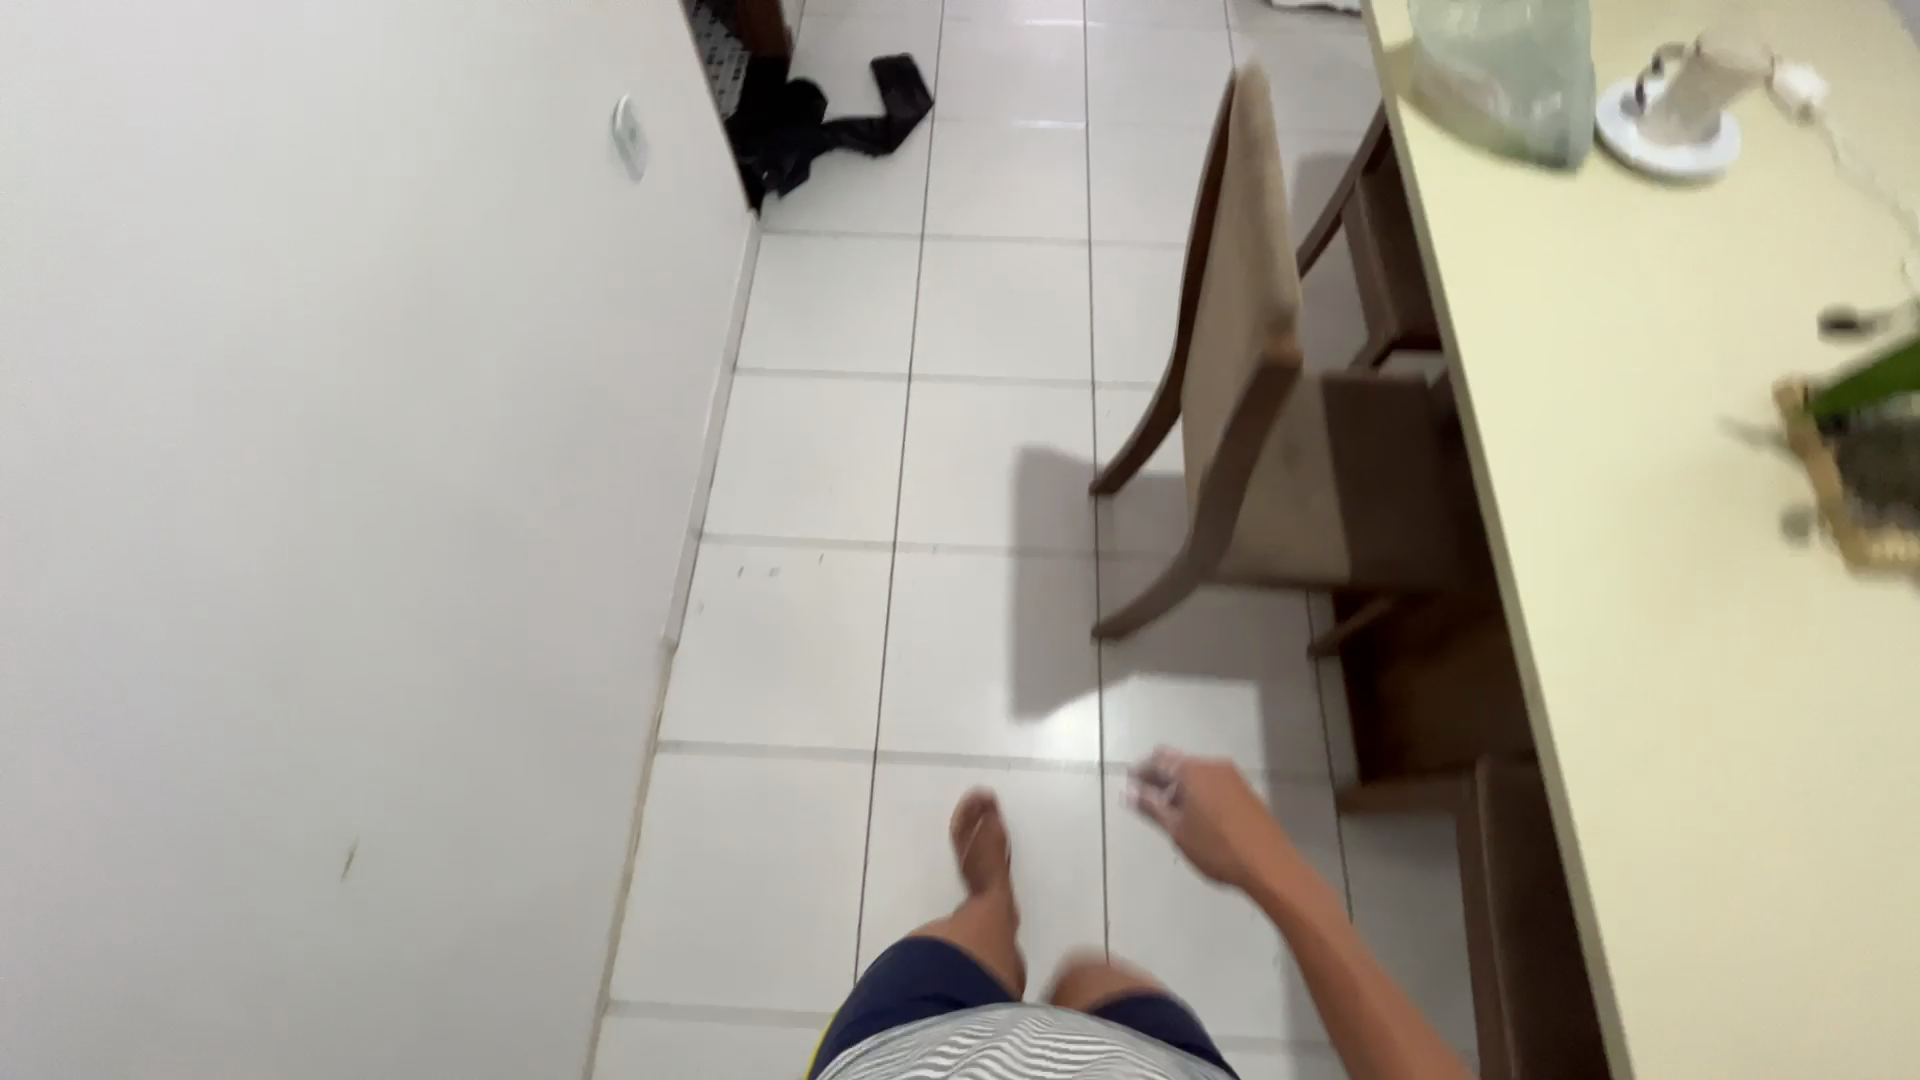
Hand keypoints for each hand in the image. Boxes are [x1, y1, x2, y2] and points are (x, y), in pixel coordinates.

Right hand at [1128, 748, 1299, 890]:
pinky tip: (1195, 817)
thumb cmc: (1217, 848)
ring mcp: (1232, 777)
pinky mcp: (1245, 791)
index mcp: (1192, 770)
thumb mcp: (1177, 830)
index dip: (1141, 771)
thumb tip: (1126, 794)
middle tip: (1146, 802)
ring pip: (1196, 775)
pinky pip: (1212, 783)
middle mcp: (1212, 765)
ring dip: (1179, 788)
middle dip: (1160, 780)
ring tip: (1169, 814)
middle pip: (1178, 764)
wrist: (1271, 866)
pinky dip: (1198, 793)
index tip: (1130, 786)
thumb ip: (1150, 807)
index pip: (1158, 759)